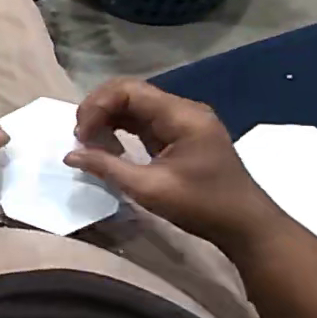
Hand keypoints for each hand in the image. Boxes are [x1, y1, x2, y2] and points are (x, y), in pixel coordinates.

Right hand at [64, 78, 288, 250]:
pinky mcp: (177, 134)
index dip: (97, 107)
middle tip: (81, 138)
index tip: (81, 137)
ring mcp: (181, 121)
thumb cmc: (202, 206)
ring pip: (132, 104)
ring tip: (90, 143)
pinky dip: (118, 129)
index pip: (128, 91)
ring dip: (106, 119)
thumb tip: (70, 154)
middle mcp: (182, 110)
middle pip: (128, 92)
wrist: (246, 226)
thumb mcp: (149, 189)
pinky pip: (140, 120)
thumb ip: (107, 167)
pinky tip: (108, 147)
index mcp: (182, 116)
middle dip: (98, 110)